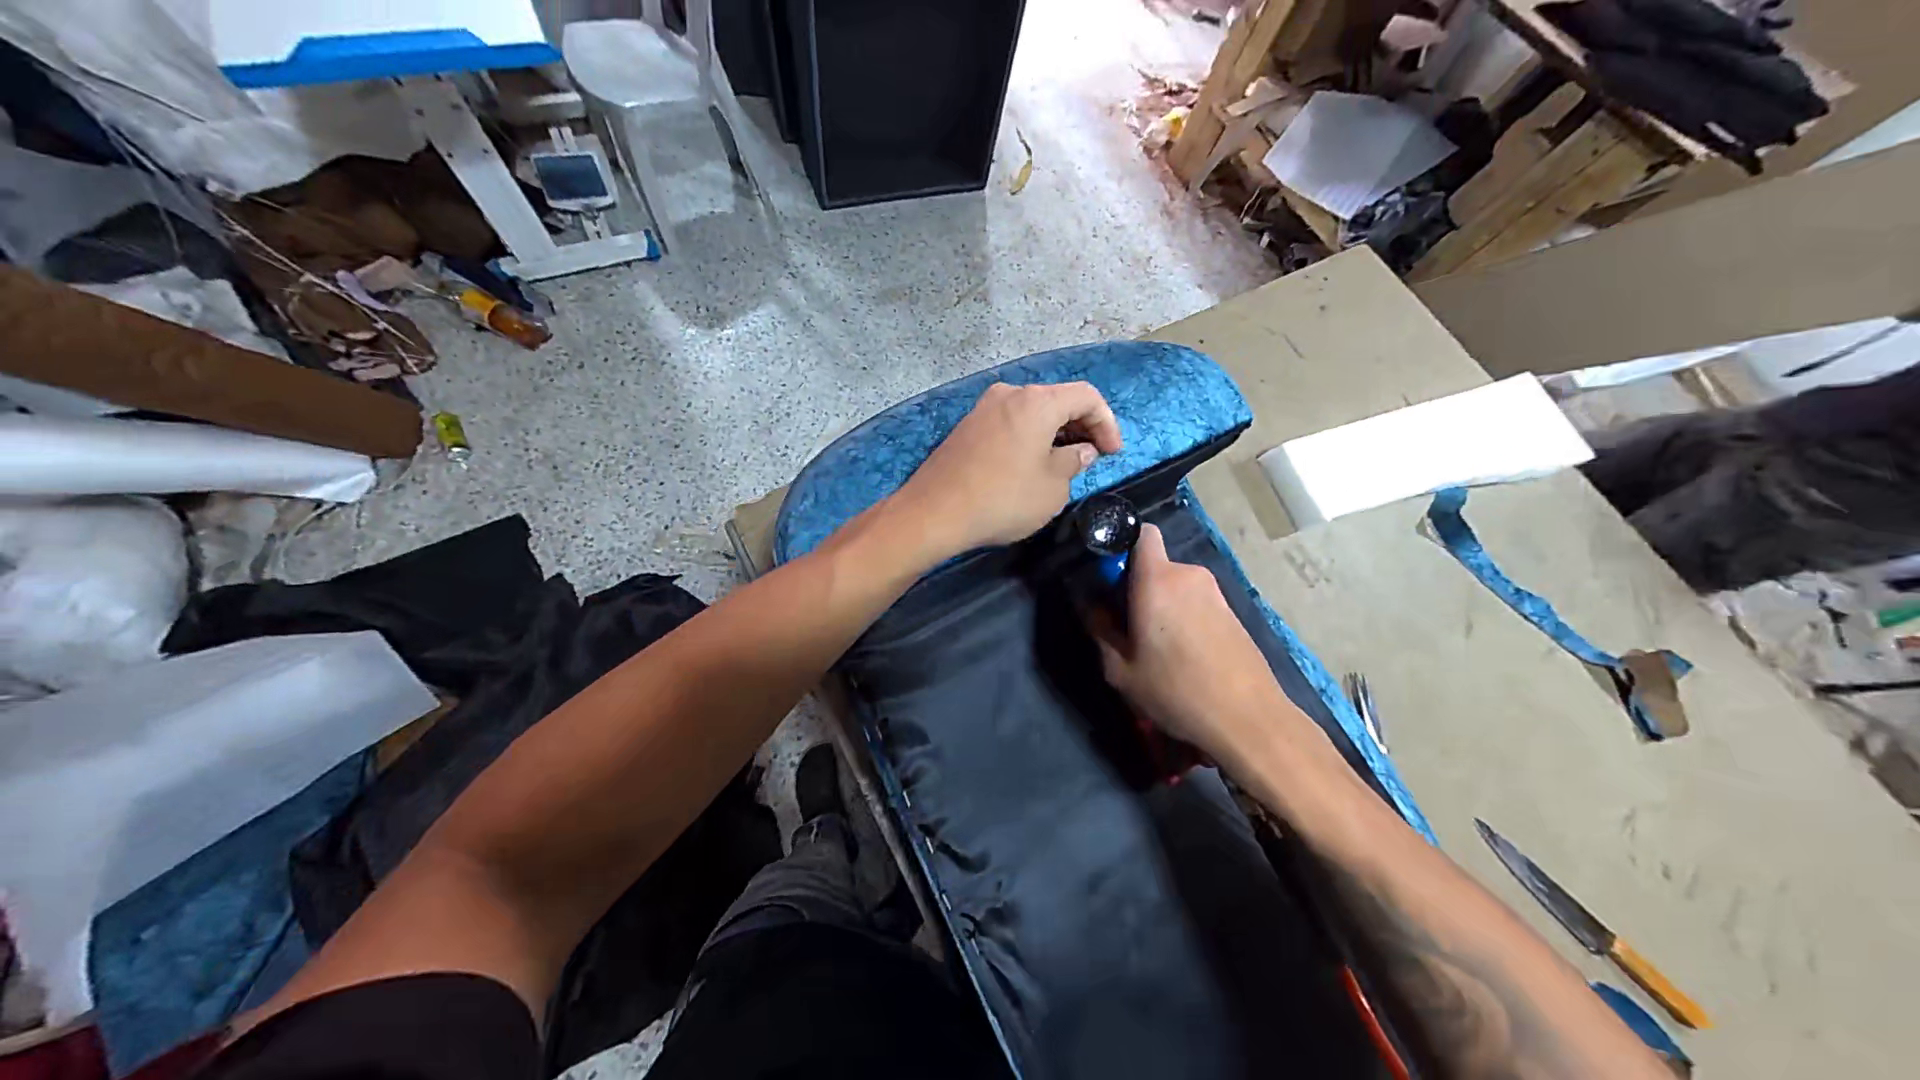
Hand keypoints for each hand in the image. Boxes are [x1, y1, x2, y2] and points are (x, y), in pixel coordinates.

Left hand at [894, 382, 1122, 559]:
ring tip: (1065, 462)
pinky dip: (1030, 436)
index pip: (1086, 397)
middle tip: (1093, 456)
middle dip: (1081, 426)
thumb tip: (1080, 451)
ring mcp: (983, 409)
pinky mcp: (967, 428)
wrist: (935, 512)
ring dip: (1055, 432)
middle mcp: (1009, 395)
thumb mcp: (1052, 487)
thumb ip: (1074, 462)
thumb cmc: (1003, 499)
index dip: (1107, 423)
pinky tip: (1032, 463)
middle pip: (1057, 400)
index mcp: (1037, 402)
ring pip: (1032, 412)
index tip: (1112, 453)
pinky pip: (1010, 423)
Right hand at [1086, 524, 1294, 767]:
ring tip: (1155, 645)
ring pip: (1174, 585)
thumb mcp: (1120, 669)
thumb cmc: (1176, 691)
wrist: (1248, 718)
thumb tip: (1088, 603)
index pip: (1141, 533)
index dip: (1121, 545)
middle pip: (1154, 564)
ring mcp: (1214, 591)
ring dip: (1160, 603)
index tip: (1107, 575)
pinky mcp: (1232, 610)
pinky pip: (1194, 600)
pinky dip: (1182, 615)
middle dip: (1136, 585)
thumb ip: (1099, 629)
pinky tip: (1182, 653)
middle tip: (1125, 623)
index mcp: (1157, 580)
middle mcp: (1187, 574)